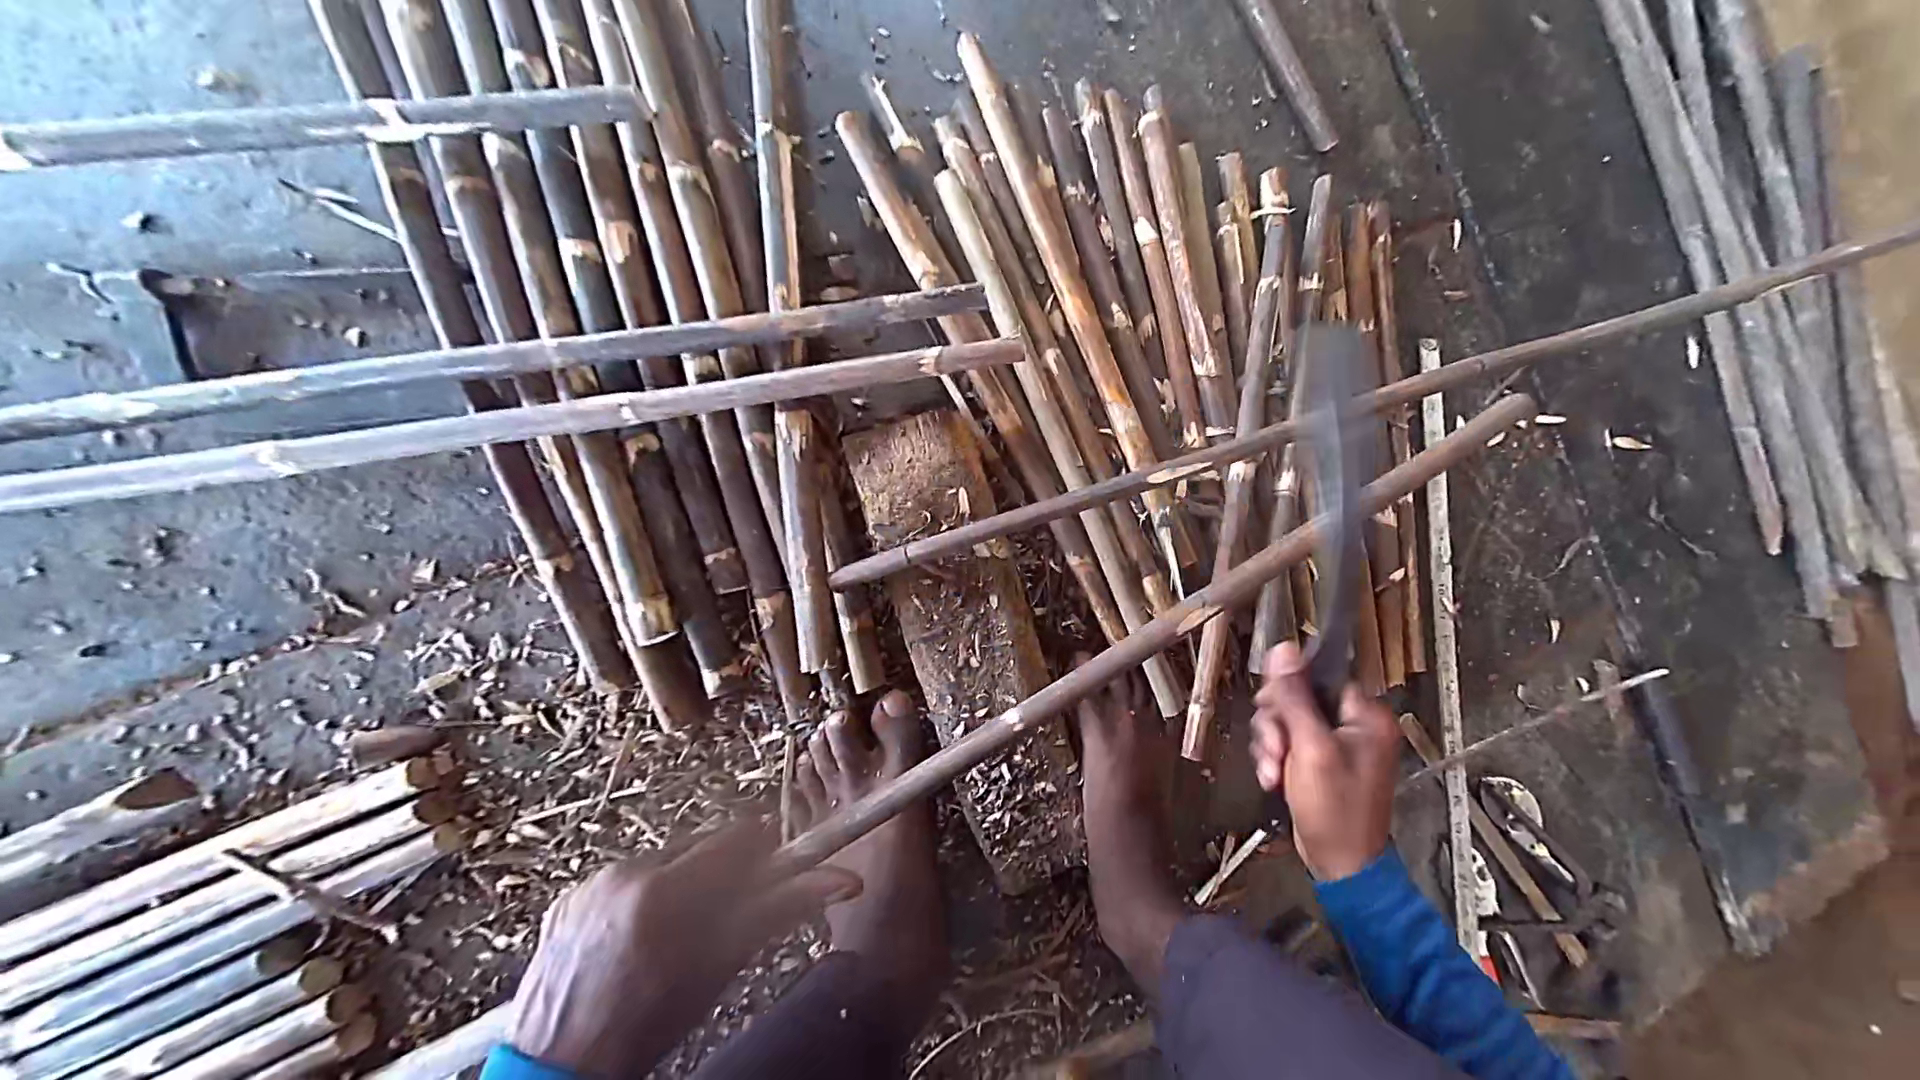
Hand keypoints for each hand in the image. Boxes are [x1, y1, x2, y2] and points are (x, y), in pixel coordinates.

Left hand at [507, 817, 860, 1076]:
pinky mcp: (570, 895)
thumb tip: (840, 880)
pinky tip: (639, 936)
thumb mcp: (722, 966)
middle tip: (724, 909)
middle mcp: (626, 875)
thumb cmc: (650, 1024)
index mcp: (668, 892)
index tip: (769, 865)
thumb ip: (781, 910)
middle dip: (720, 869)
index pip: (737, 835)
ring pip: (664, 860)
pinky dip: (641, 896)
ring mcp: (593, 883)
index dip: (760, 849)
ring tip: (677, 930)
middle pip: (700, 844)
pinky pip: (624, 878)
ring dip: (681, 882)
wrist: (560, 1068)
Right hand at [1250, 643, 1398, 880]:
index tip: (1274, 709)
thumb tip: (1283, 650)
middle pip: (1297, 697)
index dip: (1289, 689)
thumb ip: (1294, 696)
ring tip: (1274, 769)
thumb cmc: (1336, 810)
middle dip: (1276, 724)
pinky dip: (1274, 756)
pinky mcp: (1318, 758)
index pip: (1318, 676)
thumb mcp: (1310, 747)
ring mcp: (1335, 743)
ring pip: (1286, 719)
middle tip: (1276, 747)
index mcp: (1366, 715)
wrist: (1339, 863)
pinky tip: (1275, 776)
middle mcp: (1354, 724)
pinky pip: (1286, 739)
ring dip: (1271, 743)